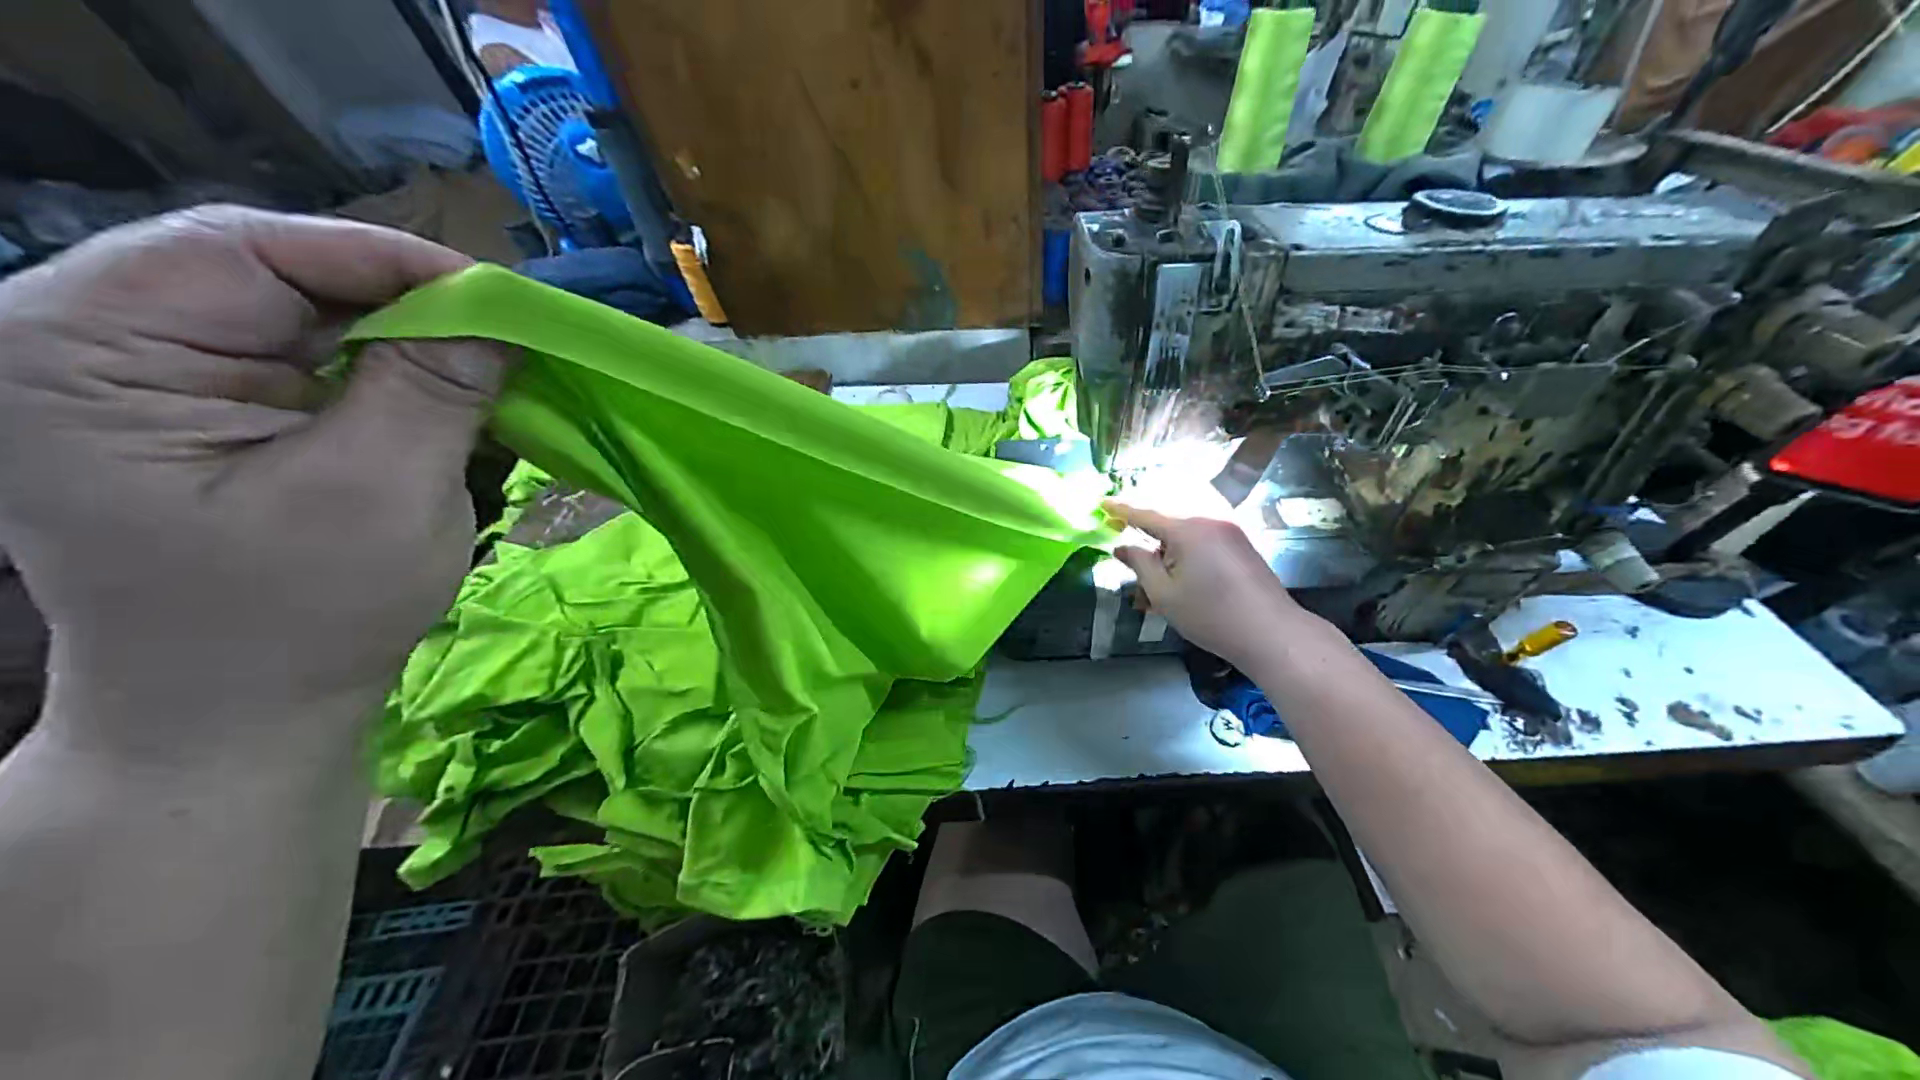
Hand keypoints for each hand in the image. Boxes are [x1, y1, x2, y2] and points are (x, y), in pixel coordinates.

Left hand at [0, 206, 511, 756]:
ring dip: (402, 335)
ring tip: (487, 357)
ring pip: (296, 314)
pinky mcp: (194, 412)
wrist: (242, 717)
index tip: (502, 298)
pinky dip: (384, 367)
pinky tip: (441, 389)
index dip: (389, 261)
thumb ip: (434, 388)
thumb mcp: (381, 494)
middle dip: (403, 300)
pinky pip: (302, 358)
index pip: (246, 250)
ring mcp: (138, 378)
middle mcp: (85, 344)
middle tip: (507, 329)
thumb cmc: (302, 619)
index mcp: (78, 351)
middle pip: (270, 275)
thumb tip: (500, 315)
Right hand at [1103, 492, 1313, 669]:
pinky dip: (1183, 522)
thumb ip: (1140, 564)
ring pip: (1186, 509)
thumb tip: (1121, 546)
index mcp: (1187, 528)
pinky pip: (1202, 518)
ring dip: (1163, 516)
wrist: (1269, 631)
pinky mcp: (1238, 536)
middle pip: (1166, 504)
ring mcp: (1227, 525)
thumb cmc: (1211, 616)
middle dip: (1140, 510)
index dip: (1120, 509)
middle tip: (1118, 522)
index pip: (1145, 512)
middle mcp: (1208, 517)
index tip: (1101, 504)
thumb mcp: (1164, 594)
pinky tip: (1175, 540)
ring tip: (1145, 533)